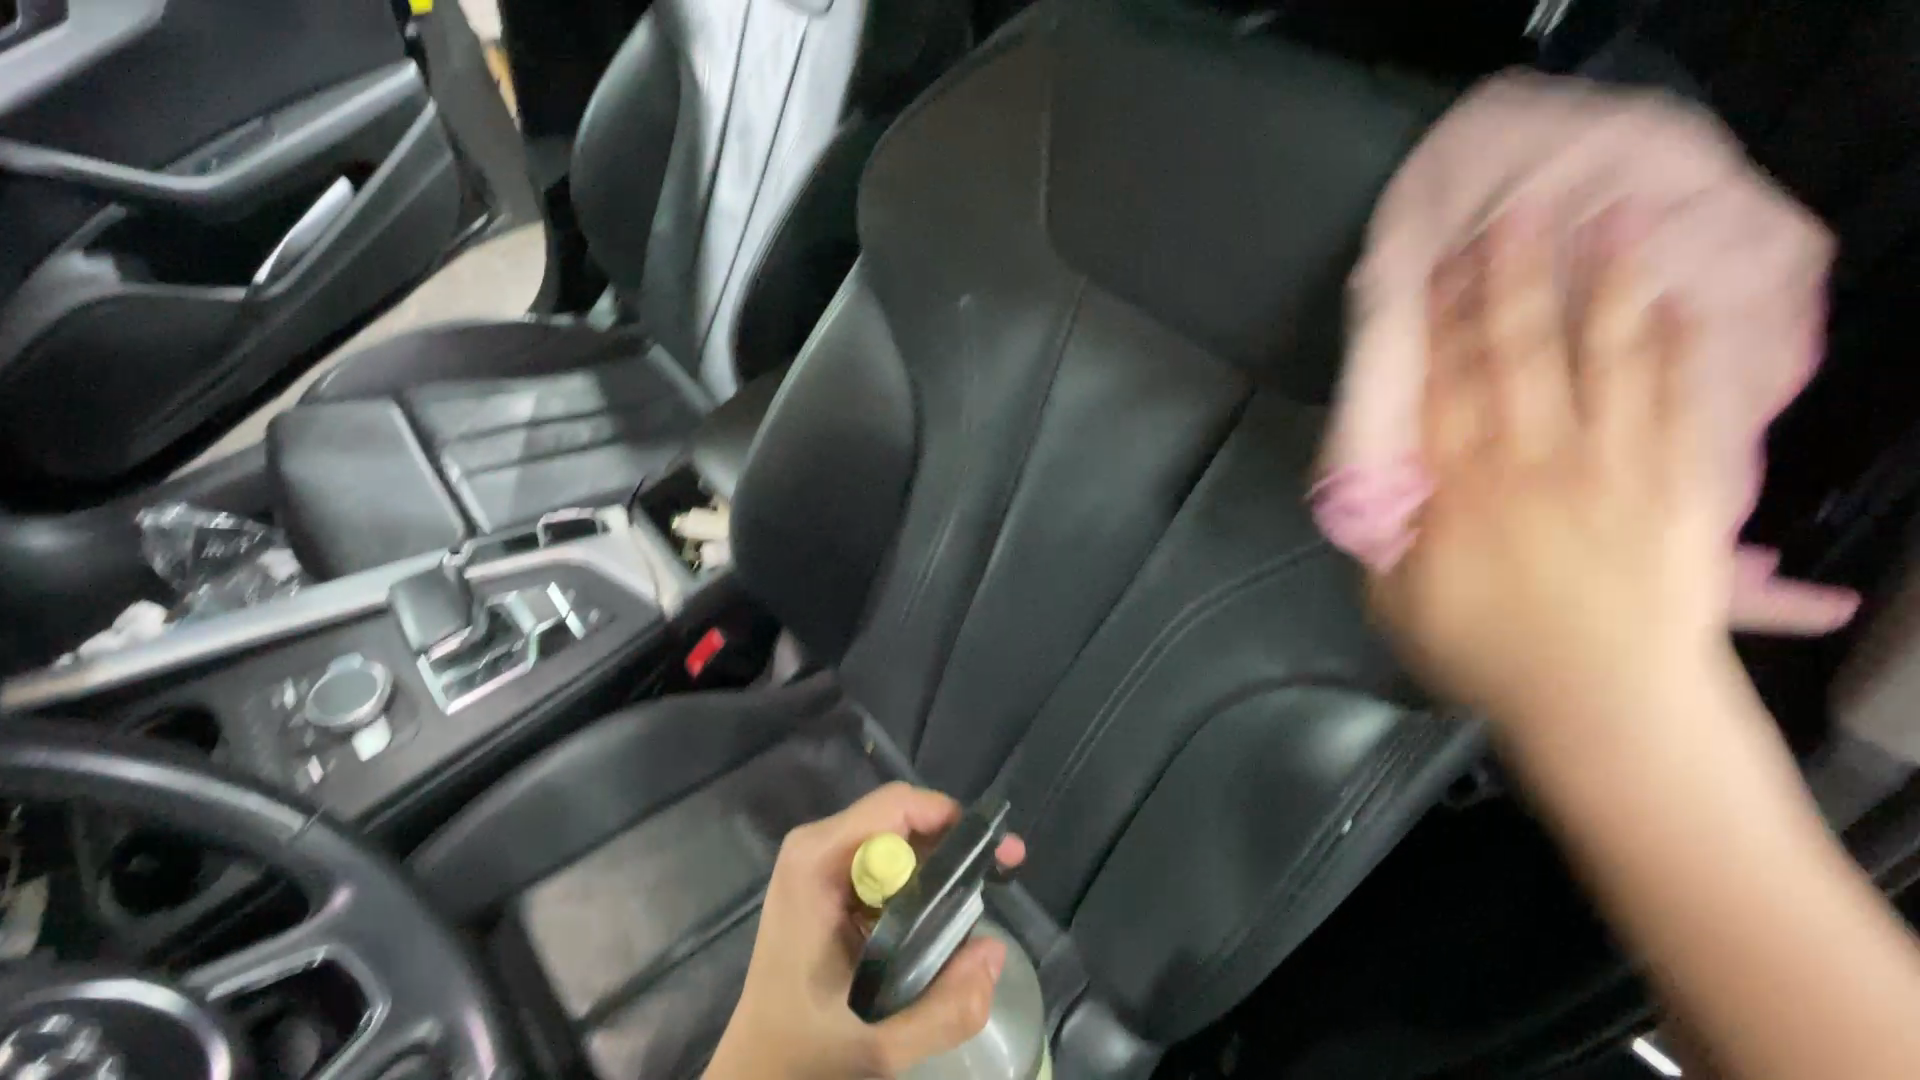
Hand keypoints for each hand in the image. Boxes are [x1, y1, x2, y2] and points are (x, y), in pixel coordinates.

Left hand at [704, 784, 1026, 1079]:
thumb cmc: (806, 1047)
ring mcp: (820, 860)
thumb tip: (994, 951)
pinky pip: (886, 860)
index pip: (896, 807)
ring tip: (975, 904)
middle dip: (954, 845)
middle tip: (1002, 873)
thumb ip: (947, 1007)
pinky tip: (940, 919)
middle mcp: (817, 847)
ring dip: (941, 866)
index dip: (952, 821)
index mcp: (817, 862)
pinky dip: (920, 882)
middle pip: (902, 818)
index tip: (998, 854)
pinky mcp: (827, 879)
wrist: (759, 1066)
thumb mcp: (880, 1043)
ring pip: (898, 838)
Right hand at [1368, 204, 1731, 727]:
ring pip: (1604, 360)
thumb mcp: (1393, 600)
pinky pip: (1677, 404)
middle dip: (1513, 280)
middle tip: (1519, 212)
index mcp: (1457, 486)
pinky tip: (1677, 306)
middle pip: (1518, 353)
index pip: (1441, 383)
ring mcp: (1612, 465)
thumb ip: (1380, 531)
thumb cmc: (1484, 654)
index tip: (1437, 264)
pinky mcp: (1674, 484)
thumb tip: (1370, 477)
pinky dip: (1678, 351)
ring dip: (1603, 289)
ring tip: (1610, 223)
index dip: (1437, 320)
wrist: (1605, 704)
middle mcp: (1532, 458)